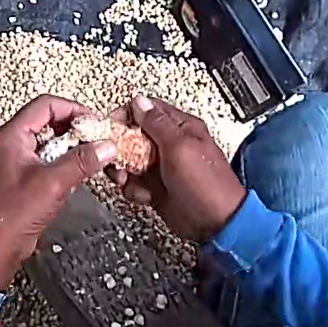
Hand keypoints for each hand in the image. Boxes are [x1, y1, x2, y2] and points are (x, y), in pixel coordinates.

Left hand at [0, 95, 117, 289]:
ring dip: (71, 145)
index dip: (72, 109)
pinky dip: (64, 160)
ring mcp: (15, 159)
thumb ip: (82, 161)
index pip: (45, 105)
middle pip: (47, 120)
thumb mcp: (53, 183)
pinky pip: (47, 158)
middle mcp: (10, 143)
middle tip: (96, 137)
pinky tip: (79, 172)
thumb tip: (106, 146)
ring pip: (49, 140)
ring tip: (91, 155)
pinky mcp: (23, 175)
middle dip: (74, 127)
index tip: (94, 122)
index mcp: (10, 136)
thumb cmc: (14, 215)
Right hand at [110, 95, 246, 241]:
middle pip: (132, 135)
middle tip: (116, 156)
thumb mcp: (180, 147)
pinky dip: (133, 189)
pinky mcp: (155, 187)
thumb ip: (157, 123)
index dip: (127, 115)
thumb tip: (139, 102)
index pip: (148, 109)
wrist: (215, 224)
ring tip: (126, 179)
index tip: (112, 126)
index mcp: (180, 128)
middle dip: (120, 146)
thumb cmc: (206, 184)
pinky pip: (133, 182)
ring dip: (123, 170)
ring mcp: (161, 166)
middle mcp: (169, 144)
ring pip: (128, 160)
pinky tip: (144, 196)